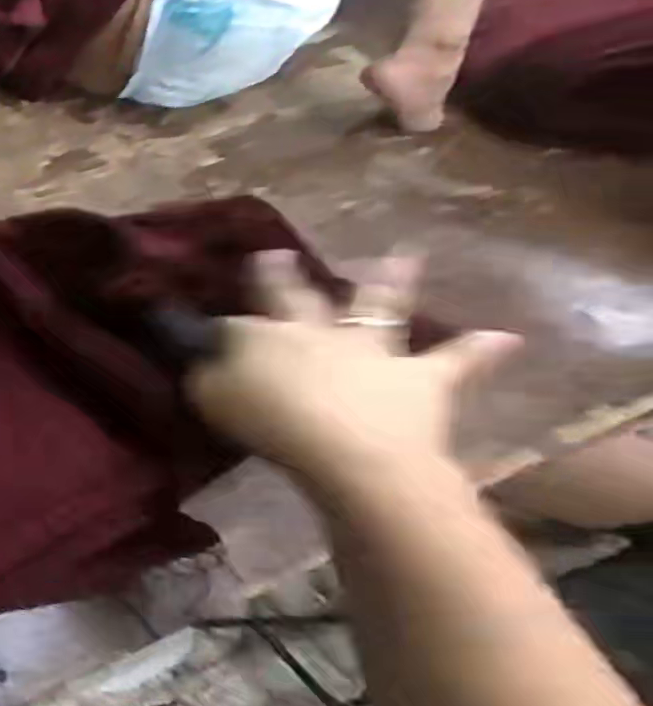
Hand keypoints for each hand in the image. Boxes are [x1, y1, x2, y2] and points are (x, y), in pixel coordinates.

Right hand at [188, 251, 521, 489]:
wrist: (349, 451)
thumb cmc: (265, 423)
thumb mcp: (210, 398)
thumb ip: (208, 374)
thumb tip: (207, 359)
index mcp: (258, 335)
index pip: (230, 324)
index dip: (217, 325)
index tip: (202, 324)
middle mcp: (312, 331)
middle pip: (294, 296)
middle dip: (281, 275)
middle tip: (276, 254)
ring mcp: (369, 350)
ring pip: (376, 308)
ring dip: (388, 282)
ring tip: (402, 258)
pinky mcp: (420, 376)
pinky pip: (455, 361)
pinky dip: (478, 350)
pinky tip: (503, 338)